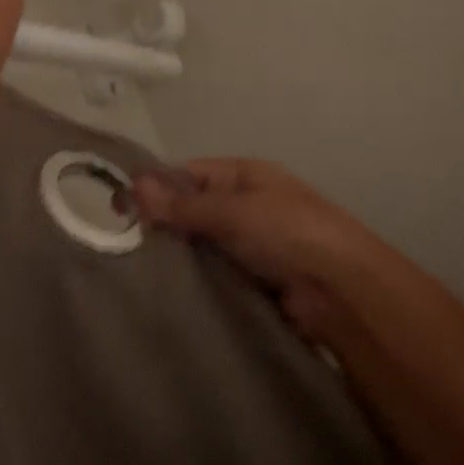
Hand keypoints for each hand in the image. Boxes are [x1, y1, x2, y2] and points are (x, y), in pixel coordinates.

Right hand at [132, 159, 370, 340]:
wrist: (343, 290)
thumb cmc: (289, 232)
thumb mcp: (232, 210)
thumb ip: (183, 205)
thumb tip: (134, 186)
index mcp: (245, 175)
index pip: (188, 174)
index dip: (155, 188)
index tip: (120, 208)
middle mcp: (246, 205)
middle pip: (192, 210)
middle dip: (163, 224)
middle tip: (124, 243)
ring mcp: (250, 245)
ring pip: (200, 245)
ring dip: (177, 255)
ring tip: (136, 269)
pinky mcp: (252, 281)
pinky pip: (214, 274)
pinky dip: (195, 280)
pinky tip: (167, 291)